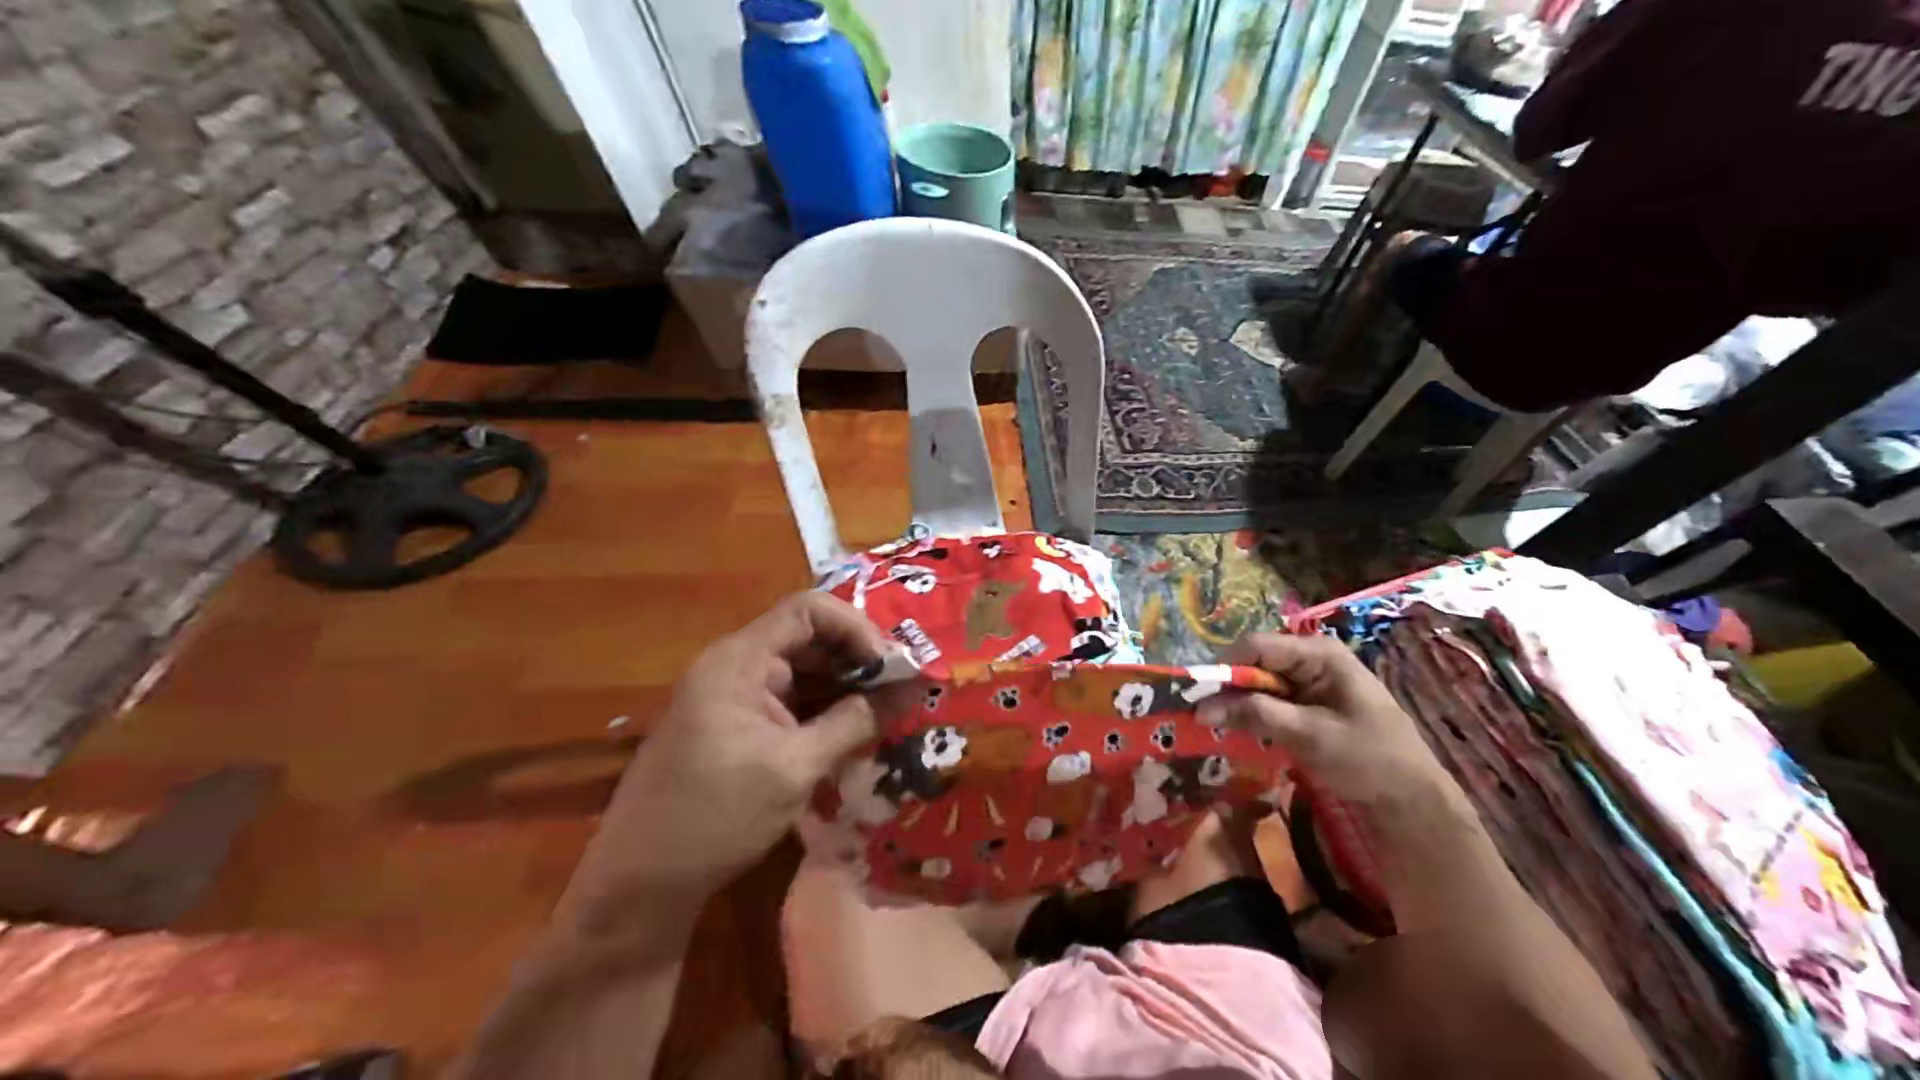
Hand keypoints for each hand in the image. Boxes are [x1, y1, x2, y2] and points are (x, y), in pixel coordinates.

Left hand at [580, 593, 908, 908]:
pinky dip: (825, 711)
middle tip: (902, 692)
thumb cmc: (715, 817)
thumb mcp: (795, 767)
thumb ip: (856, 722)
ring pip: (804, 672)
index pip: (808, 610)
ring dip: (846, 688)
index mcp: (739, 660)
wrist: (640, 885)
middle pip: (809, 639)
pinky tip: (856, 733)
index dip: (856, 628)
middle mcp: (735, 665)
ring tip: (888, 713)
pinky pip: (791, 701)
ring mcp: (734, 696)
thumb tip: (913, 689)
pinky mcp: (737, 725)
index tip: (891, 666)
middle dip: (859, 661)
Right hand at [1199, 633, 1454, 808]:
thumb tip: (1200, 707)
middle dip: (1228, 687)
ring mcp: (1310, 680)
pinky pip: (1269, 698)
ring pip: (1258, 682)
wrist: (1413, 800)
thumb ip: (1254, 714)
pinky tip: (1241, 731)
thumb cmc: (1367, 759)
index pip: (1255, 647)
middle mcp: (1311, 658)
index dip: (1223, 668)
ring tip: (1217, 725)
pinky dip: (1253, 713)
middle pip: (1254, 662)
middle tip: (1203, 716)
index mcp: (1318, 653)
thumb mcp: (1307, 735)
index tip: (1197, 696)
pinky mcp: (1308, 702)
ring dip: (1238, 703)